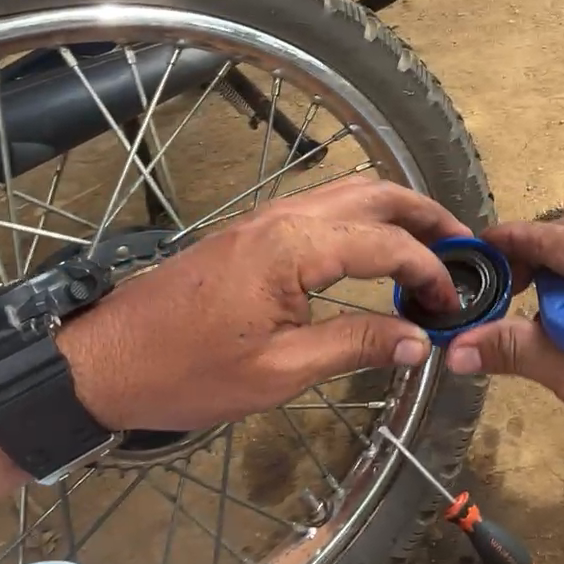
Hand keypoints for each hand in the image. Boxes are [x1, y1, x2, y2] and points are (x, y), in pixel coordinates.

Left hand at [57, 176, 466, 431]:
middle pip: (377, 193)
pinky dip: (368, 216)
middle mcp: (287, 215)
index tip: (451, 305)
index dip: (429, 272)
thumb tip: (420, 341)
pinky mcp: (255, 228)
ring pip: (352, 191)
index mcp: (295, 246)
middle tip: (465, 246)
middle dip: (429, 215)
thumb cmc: (186, 372)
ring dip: (399, 210)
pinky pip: (328, 205)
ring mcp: (268, 216)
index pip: (387, 245)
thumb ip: (357, 345)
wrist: (98, 363)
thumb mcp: (279, 371)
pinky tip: (378, 246)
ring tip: (432, 242)